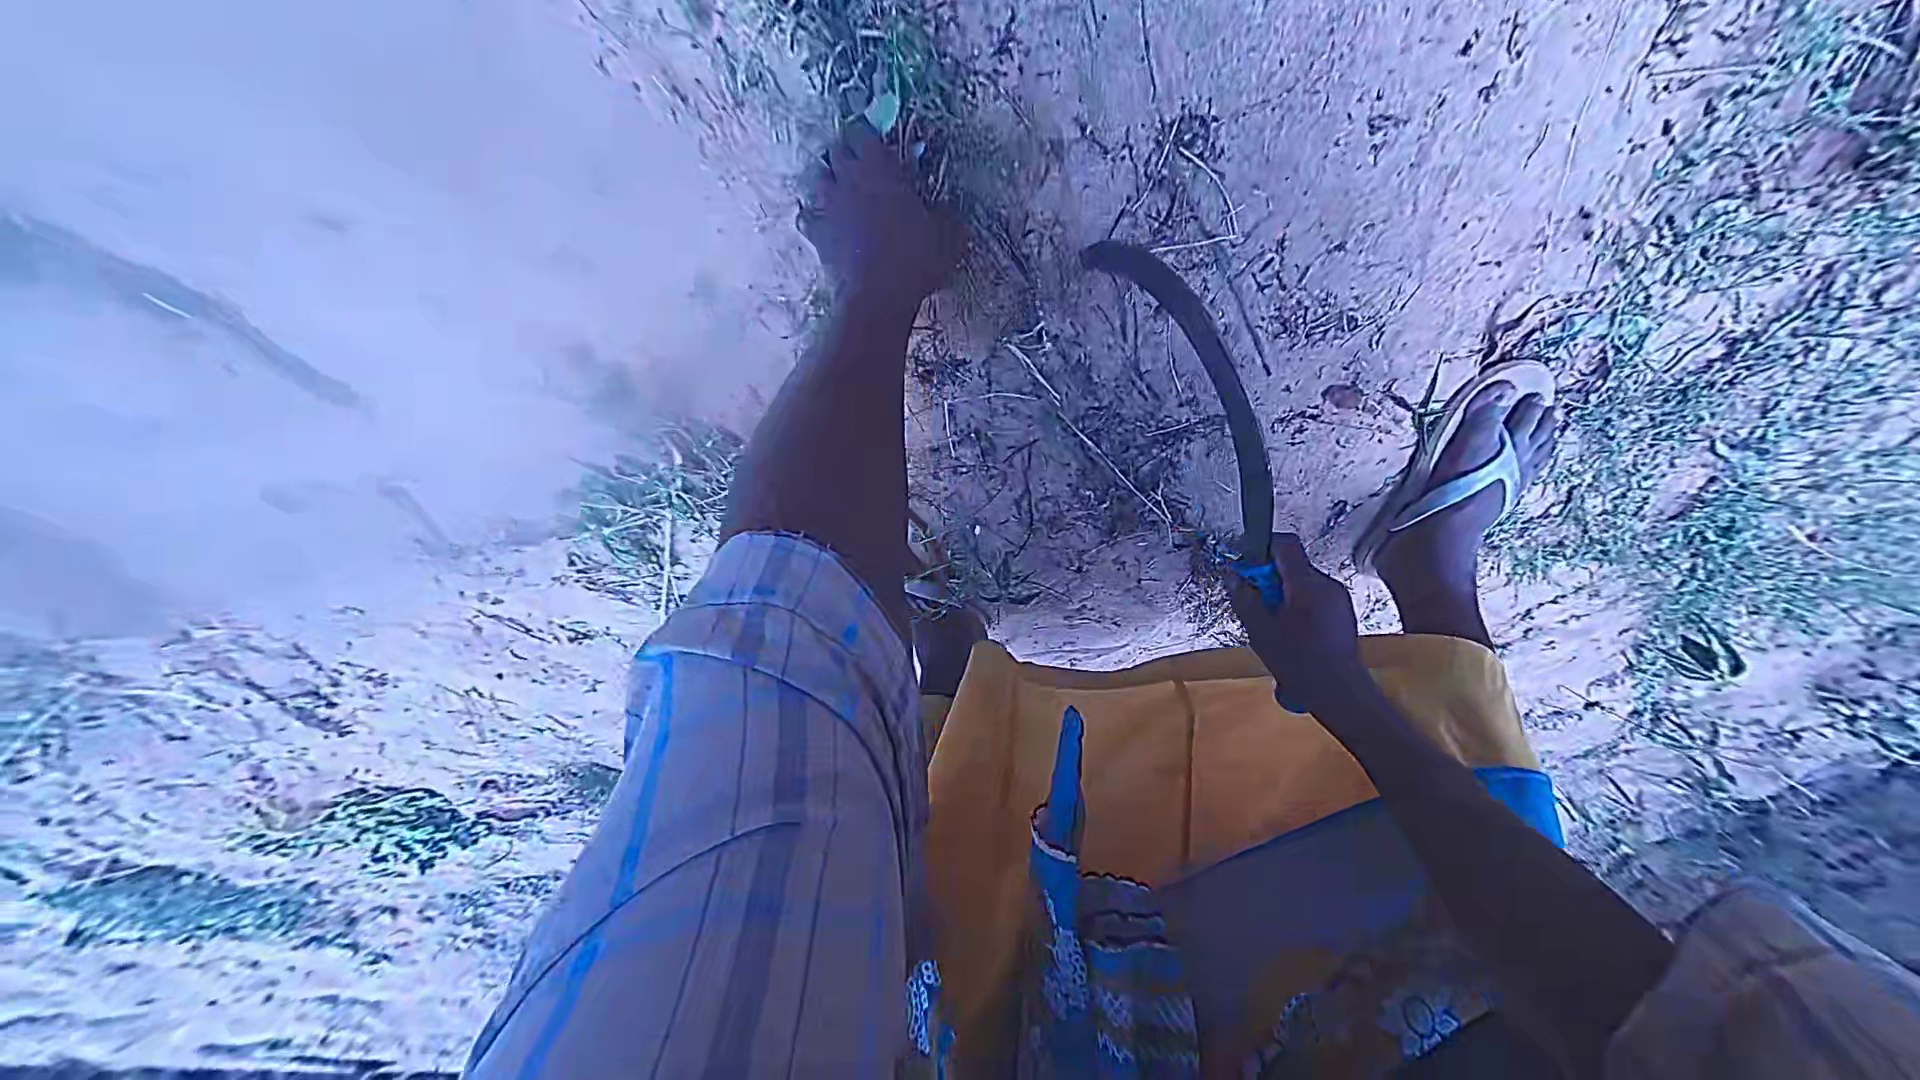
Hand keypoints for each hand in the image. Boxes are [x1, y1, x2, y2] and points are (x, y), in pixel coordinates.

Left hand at [799, 119, 966, 311]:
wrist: (879, 294)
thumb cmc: (915, 258)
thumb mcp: (947, 235)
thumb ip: (945, 216)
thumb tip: (947, 214)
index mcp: (879, 166)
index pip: (863, 131)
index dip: (867, 134)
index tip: (876, 142)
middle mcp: (848, 178)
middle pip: (836, 150)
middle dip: (847, 155)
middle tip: (861, 168)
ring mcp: (828, 206)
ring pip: (818, 178)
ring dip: (829, 181)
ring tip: (842, 193)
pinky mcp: (816, 235)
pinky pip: (807, 216)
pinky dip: (813, 216)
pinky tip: (824, 224)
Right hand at [1230, 533, 1371, 710]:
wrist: (1337, 692)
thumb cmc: (1297, 661)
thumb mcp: (1259, 628)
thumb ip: (1244, 597)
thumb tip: (1233, 576)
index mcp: (1308, 584)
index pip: (1285, 544)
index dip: (1261, 549)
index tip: (1246, 568)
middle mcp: (1327, 585)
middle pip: (1292, 565)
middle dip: (1268, 578)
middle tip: (1254, 602)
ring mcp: (1338, 599)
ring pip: (1302, 583)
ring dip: (1281, 594)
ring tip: (1270, 621)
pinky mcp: (1342, 614)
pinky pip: (1313, 597)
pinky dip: (1296, 605)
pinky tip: (1288, 630)